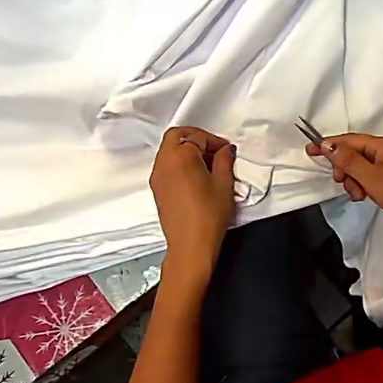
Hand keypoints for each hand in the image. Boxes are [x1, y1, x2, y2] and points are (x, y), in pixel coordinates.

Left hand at [149, 125, 235, 284]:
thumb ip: (225, 160)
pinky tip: (196, 176)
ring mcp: (157, 177)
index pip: (197, 136)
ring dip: (186, 150)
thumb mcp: (224, 184)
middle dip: (196, 138)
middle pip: (176, 136)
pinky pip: (165, 166)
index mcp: (180, 156)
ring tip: (207, 164)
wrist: (190, 246)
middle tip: (213, 149)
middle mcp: (164, 163)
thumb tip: (225, 151)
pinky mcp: (157, 189)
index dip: (214, 141)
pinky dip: (178, 163)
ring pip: (168, 150)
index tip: (225, 150)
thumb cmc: (207, 218)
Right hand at [306, 133, 382, 246]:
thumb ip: (348, 161)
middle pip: (355, 154)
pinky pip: (371, 179)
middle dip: (344, 168)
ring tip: (359, 195)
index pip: (351, 140)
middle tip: (343, 183)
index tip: (310, 151)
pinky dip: (364, 187)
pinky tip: (366, 197)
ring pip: (362, 169)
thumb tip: (328, 144)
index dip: (329, 145)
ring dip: (354, 180)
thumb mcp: (372, 178)